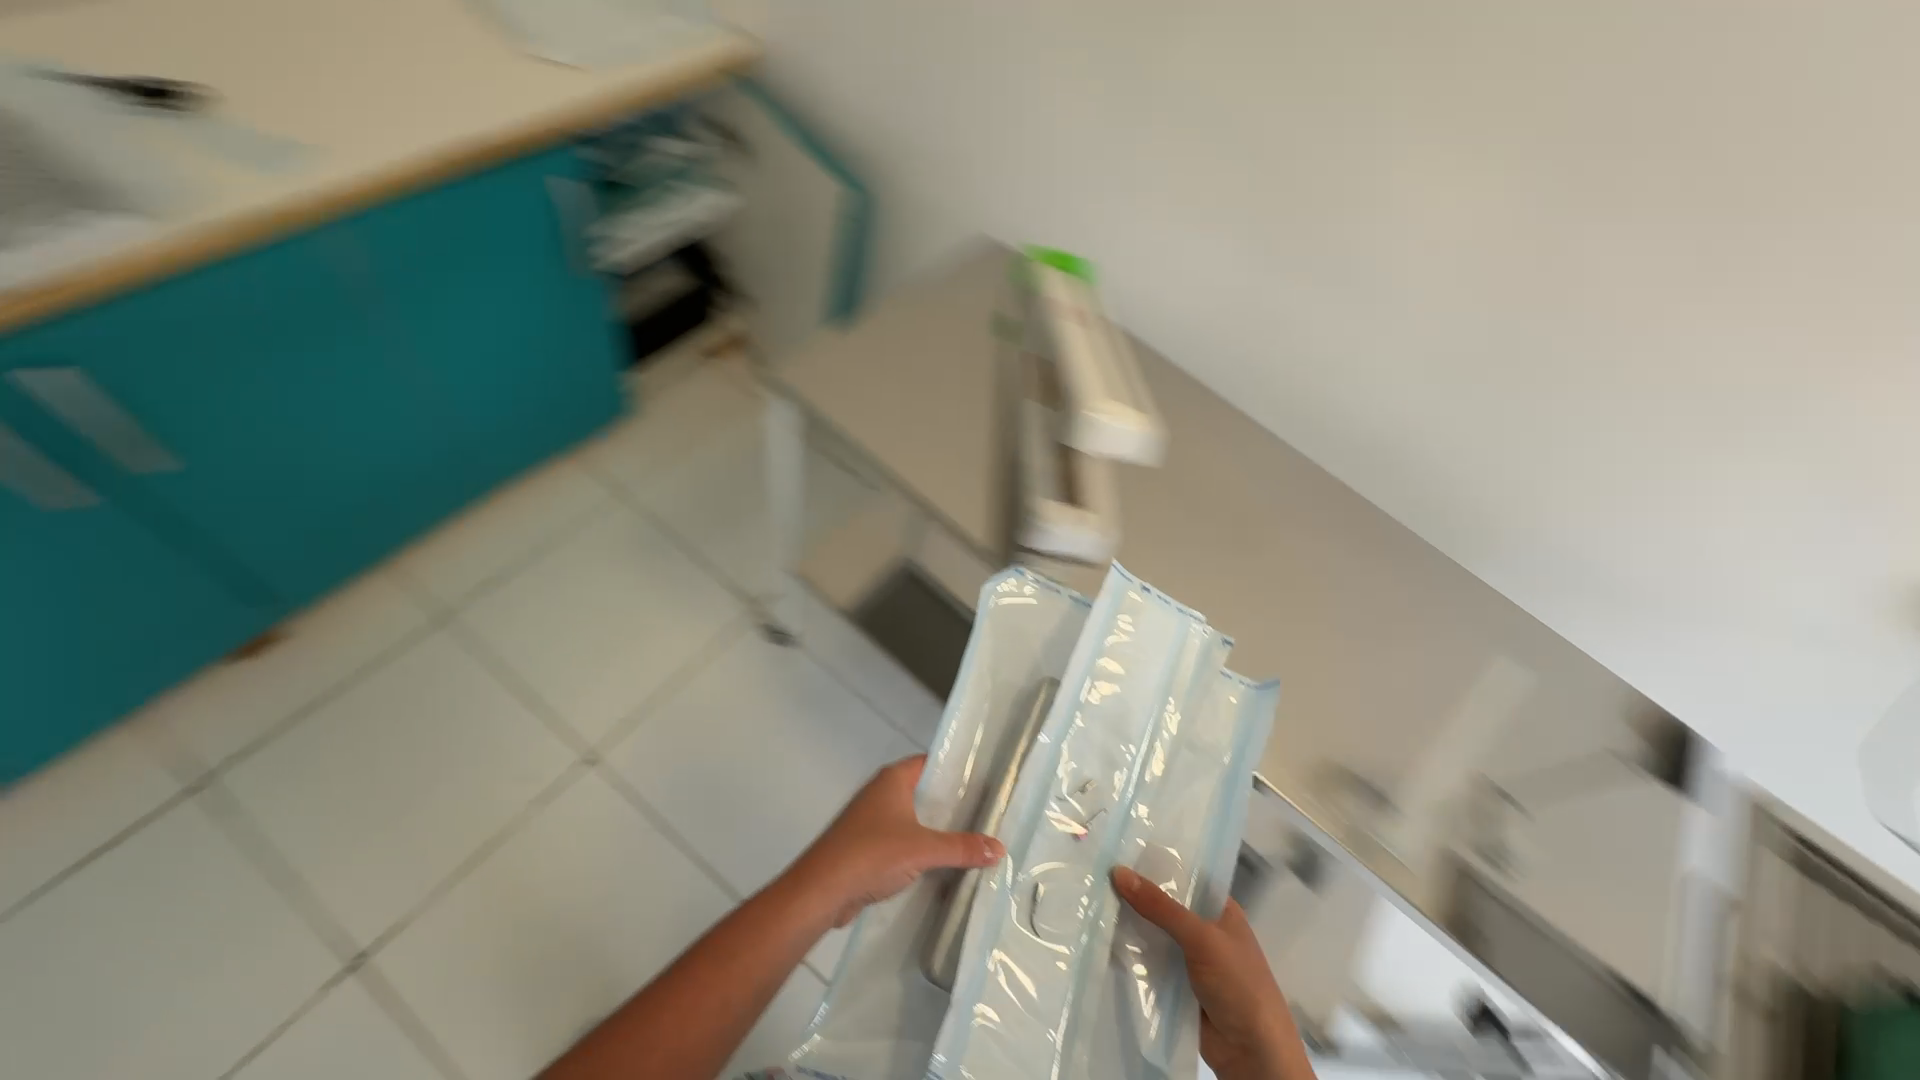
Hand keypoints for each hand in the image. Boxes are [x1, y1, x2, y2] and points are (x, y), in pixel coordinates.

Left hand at [786, 755, 1005, 928]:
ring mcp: (872, 821)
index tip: (985, 782)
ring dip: (937, 831)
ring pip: (914, 820)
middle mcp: (881, 793)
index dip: (956, 770)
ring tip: (972, 840)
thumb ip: (962, 848)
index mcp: (892, 780)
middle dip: (952, 805)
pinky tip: (942, 865)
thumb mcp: (923, 849)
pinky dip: (921, 850)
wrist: (822, 890)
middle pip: (924, 793)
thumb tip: (1000, 848)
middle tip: (987, 815)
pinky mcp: (867, 847)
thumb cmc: (871, 854)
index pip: (930, 763)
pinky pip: (902, 841)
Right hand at [1112, 866, 1314, 1079]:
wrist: (1252, 1053)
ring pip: (1154, 934)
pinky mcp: (1175, 985)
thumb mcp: (1201, 937)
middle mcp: (1204, 930)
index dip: (1156, 863)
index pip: (1185, 876)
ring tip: (1089, 900)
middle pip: (1165, 905)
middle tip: (1093, 872)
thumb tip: (1118, 871)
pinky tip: (1100, 938)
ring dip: (1129, 924)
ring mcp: (1189, 959)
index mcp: (1220, 910)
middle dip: (1135, 894)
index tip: (1118, 848)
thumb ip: (1160, 907)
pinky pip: (1148, 962)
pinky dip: (1130, 954)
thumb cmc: (1238, 984)